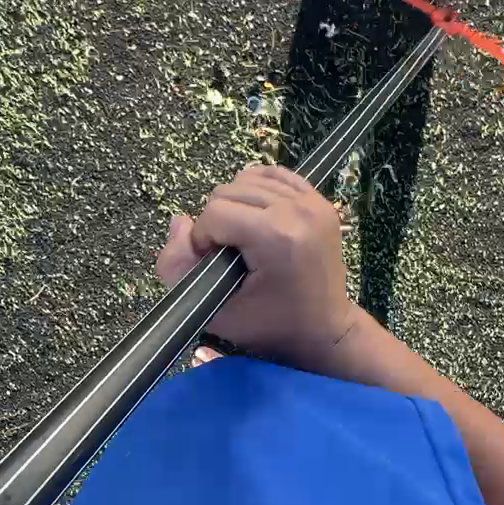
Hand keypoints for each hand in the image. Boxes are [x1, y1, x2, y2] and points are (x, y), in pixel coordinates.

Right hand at [155, 164, 359, 371]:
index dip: (203, 240)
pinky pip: (274, 175)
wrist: (324, 330)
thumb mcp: (217, 311)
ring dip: (236, 207)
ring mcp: (312, 202)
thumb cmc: (272, 326)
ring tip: (244, 240)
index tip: (215, 267)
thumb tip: (178, 221)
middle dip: (218, 223)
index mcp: (276, 236)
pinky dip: (257, 191)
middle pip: (228, 191)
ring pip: (248, 179)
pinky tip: (257, 218)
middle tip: (229, 256)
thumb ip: (179, 269)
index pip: (214, 214)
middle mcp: (297, 210)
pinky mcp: (319, 200)